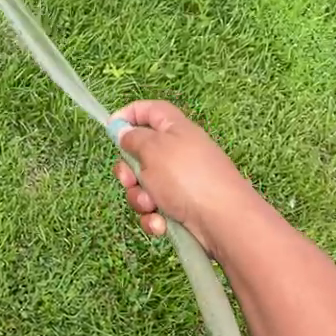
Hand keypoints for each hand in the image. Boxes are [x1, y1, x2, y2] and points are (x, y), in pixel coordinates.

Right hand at [112, 100, 266, 254]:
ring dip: (139, 198)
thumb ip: (133, 138)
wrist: (224, 222)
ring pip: (143, 185)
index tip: (111, 128)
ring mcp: (180, 182)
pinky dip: (153, 217)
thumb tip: (124, 132)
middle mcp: (177, 153)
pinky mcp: (180, 207)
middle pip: (139, 153)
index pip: (150, 110)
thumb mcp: (154, 149)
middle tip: (130, 180)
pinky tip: (161, 224)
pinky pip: (155, 208)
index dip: (129, 114)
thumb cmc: (187, 178)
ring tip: (151, 206)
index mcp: (175, 130)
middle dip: (128, 170)